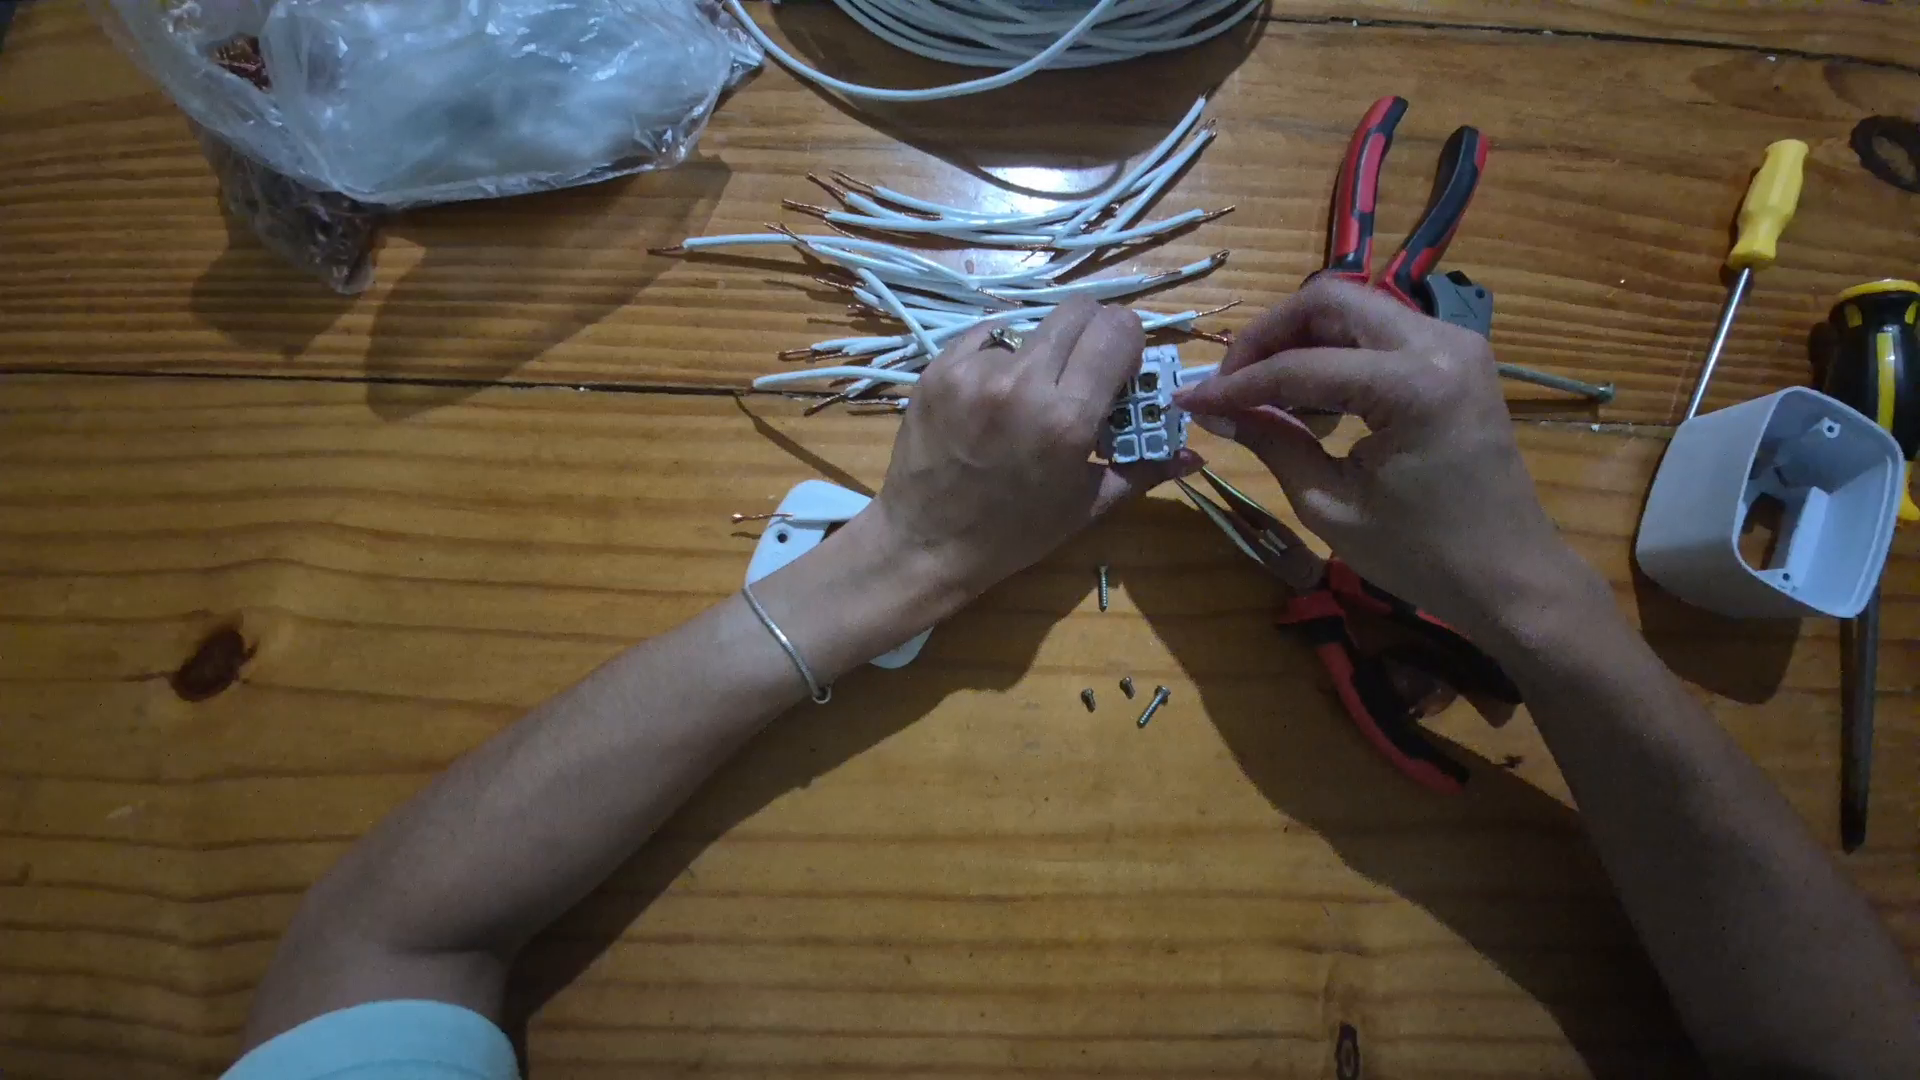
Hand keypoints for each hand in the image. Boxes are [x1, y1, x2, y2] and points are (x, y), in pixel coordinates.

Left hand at [866, 297, 1198, 597]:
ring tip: (1025, 398)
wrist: (926, 542)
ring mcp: (973, 370)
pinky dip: (998, 356)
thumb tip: (1195, 454)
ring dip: (1041, 352)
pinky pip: (986, 337)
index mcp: (1067, 418)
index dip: (1126, 346)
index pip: (1119, 328)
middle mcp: (1022, 382)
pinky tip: (990, 396)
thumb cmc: (1014, 533)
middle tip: (1079, 374)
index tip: (1117, 373)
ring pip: (1031, 325)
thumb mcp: (1086, 506)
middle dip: (1090, 337)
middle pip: (1079, 311)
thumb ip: (1143, 469)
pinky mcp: (937, 368)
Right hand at [1174, 280, 1598, 643]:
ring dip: (1295, 340)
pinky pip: (1374, 333)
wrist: (1508, 575)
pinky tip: (1304, 394)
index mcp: (1414, 386)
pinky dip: (1329, 351)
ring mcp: (1453, 343)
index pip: (1299, 366)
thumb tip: (1210, 410)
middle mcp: (1440, 343)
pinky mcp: (1453, 357)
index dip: (1234, 384)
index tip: (1188, 401)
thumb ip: (1270, 442)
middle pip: (1328, 301)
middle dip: (1264, 337)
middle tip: (1226, 383)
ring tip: (1257, 391)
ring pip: (1351, 309)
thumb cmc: (1418, 554)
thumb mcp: (1327, 503)